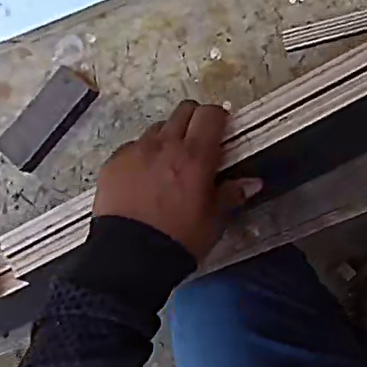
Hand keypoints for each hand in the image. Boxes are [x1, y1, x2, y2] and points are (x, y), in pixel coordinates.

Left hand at [93, 100, 261, 258]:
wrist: (129, 256)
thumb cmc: (179, 239)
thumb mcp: (213, 220)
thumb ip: (231, 195)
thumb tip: (253, 183)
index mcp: (195, 157)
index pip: (210, 115)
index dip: (219, 118)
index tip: (222, 130)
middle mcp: (164, 145)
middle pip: (183, 111)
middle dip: (195, 120)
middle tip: (200, 143)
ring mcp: (135, 151)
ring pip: (158, 128)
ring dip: (169, 137)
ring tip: (171, 164)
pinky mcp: (113, 163)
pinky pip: (134, 147)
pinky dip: (144, 155)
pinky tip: (146, 179)